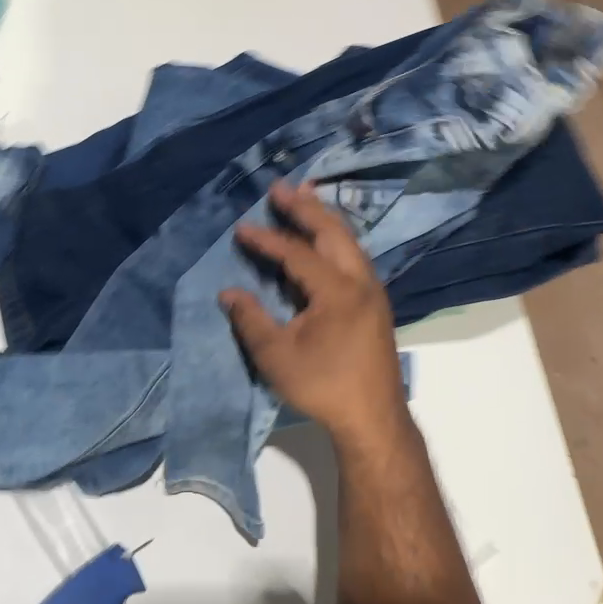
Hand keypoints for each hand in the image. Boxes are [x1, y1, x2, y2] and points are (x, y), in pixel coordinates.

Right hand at [219, 181, 406, 442]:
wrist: (371, 416)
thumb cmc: (321, 384)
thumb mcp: (275, 355)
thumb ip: (251, 318)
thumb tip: (229, 291)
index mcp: (337, 291)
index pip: (296, 254)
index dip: (266, 239)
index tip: (240, 228)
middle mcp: (360, 283)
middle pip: (333, 233)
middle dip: (305, 208)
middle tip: (280, 187)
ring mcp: (372, 293)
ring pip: (348, 243)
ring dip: (323, 219)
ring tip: (304, 198)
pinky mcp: (373, 305)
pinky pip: (352, 257)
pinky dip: (334, 239)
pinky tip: (322, 239)